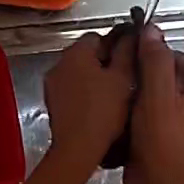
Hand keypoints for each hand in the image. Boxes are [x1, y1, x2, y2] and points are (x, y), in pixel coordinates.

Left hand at [42, 31, 134, 167]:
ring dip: (94, 78)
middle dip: (105, 62)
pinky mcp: (52, 104)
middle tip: (125, 78)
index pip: (98, 36)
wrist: (77, 148)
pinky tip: (99, 106)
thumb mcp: (123, 78)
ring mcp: (52, 85)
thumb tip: (132, 35)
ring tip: (114, 94)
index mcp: (75, 53)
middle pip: (86, 54)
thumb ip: (127, 51)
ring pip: (78, 73)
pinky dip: (84, 93)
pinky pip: (71, 90)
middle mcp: (58, 65)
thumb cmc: (103, 112)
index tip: (130, 59)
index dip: (117, 44)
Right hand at [126, 25, 183, 183]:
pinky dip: (133, 109)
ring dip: (136, 92)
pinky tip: (119, 112)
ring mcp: (176, 120)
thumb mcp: (156, 92)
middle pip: (165, 75)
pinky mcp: (159, 133)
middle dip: (144, 74)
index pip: (180, 57)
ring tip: (118, 94)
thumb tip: (150, 29)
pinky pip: (145, 111)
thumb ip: (154, 60)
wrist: (154, 179)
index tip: (135, 59)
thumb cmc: (159, 136)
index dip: (158, 54)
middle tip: (123, 78)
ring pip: (153, 93)